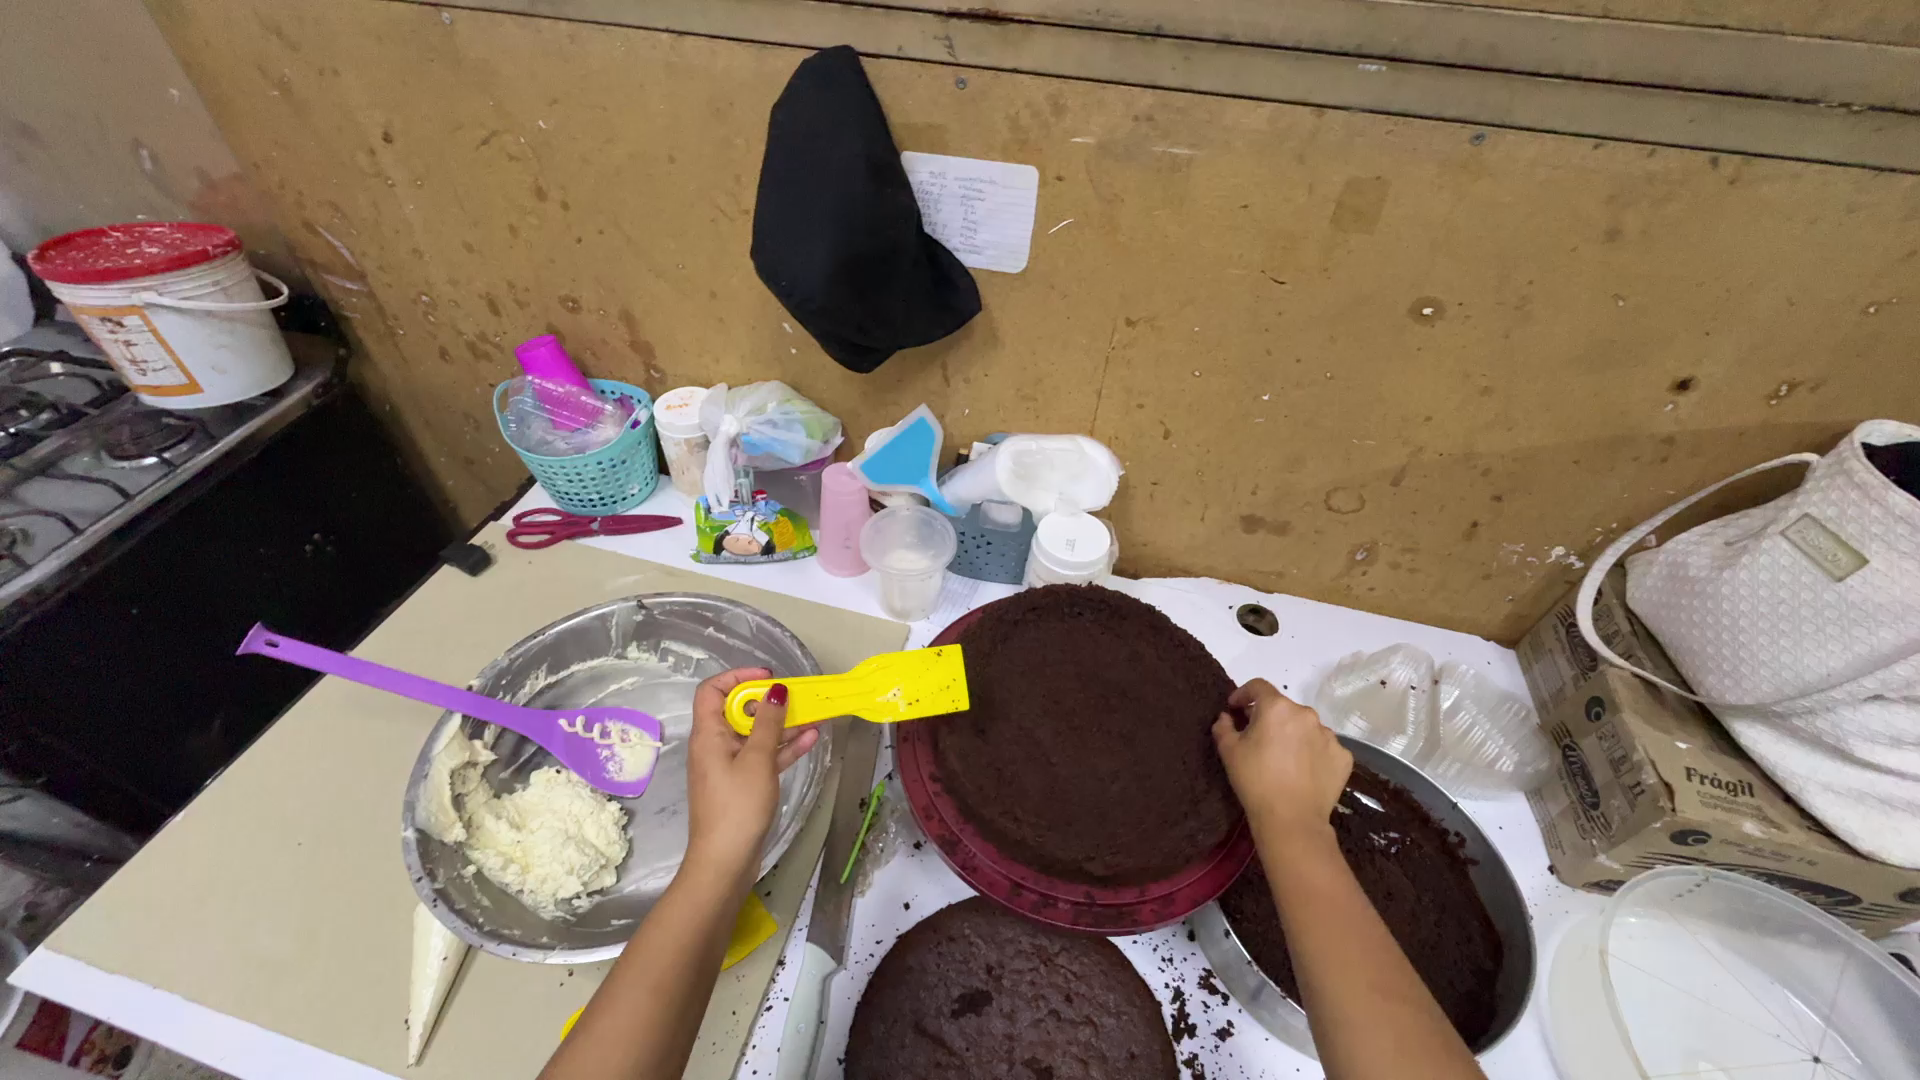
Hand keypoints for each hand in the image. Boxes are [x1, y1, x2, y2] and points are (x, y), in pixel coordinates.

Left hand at [684, 668, 820, 886]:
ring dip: (783, 724)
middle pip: (739, 711)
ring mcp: (730, 765)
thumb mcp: (757, 759)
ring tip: (814, 715)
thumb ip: (769, 722)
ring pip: (756, 734)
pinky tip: (811, 738)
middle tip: (797, 697)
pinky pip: (764, 756)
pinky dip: (784, 747)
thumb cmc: (737, 806)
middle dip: (769, 701)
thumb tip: (775, 690)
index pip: (712, 690)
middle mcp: (716, 745)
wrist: (725, 862)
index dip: (738, 677)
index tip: (768, 678)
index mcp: (709, 734)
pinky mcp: (744, 783)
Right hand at [1212, 679, 1351, 849]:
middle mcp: (1306, 714)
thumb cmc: (1254, 780)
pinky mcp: (1343, 756)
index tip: (1235, 708)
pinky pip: (1323, 747)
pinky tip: (1303, 770)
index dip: (1243, 694)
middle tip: (1257, 737)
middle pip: (1283, 708)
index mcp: (1277, 707)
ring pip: (1305, 727)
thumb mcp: (1228, 751)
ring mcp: (1329, 736)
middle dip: (1269, 717)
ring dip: (1292, 734)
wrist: (1291, 819)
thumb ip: (1223, 726)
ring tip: (1283, 757)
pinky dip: (1312, 752)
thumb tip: (1227, 717)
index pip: (1258, 687)